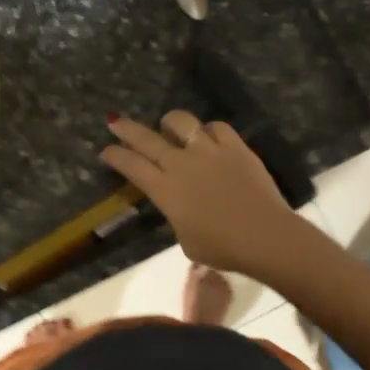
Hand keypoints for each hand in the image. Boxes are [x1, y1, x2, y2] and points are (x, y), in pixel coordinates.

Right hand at [102, 112, 307, 276]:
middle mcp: (181, 164)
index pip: (132, 166)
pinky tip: (209, 136)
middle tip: (116, 123)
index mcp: (165, 190)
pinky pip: (217, 127)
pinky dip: (208, 130)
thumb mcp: (186, 240)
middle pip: (147, 139)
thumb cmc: (222, 248)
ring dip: (171, 122)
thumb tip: (183, 206)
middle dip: (128, 129)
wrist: (263, 236)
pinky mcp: (235, 146)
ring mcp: (209, 151)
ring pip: (182, 122)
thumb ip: (178, 216)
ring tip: (169, 125)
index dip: (116, 156)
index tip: (106, 150)